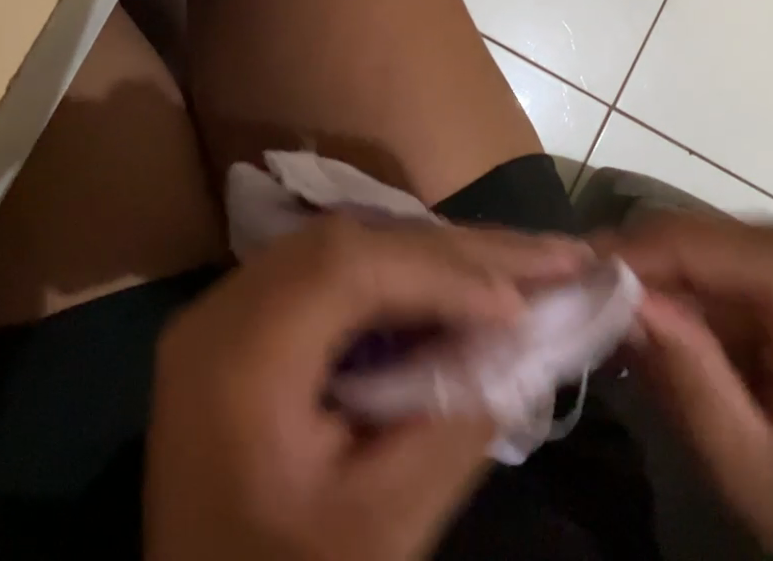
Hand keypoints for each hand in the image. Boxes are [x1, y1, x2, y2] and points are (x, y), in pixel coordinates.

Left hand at [145, 218, 587, 560]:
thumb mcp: (378, 527)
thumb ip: (450, 430)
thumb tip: (515, 350)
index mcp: (236, 361)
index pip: (345, 271)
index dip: (441, 271)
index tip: (523, 304)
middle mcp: (219, 312)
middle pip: (347, 244)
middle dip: (457, 249)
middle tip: (554, 256)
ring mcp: (224, 312)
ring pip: (341, 248)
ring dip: (434, 254)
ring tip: (521, 264)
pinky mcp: (243, 324)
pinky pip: (328, 272)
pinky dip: (400, 273)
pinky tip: (456, 285)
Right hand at [602, 214, 772, 560]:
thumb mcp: (742, 472)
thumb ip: (691, 385)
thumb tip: (628, 297)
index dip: (686, 249)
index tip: (605, 261)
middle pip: (757, 244)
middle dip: (665, 246)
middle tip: (587, 265)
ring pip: (743, 238)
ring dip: (670, 252)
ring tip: (608, 276)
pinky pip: (742, 254)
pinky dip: (687, 265)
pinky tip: (649, 287)